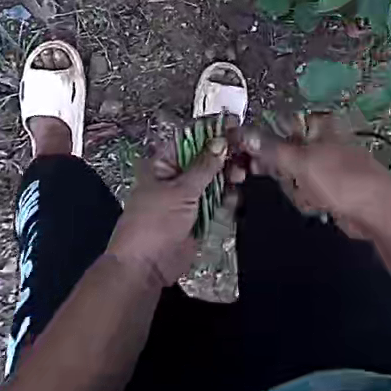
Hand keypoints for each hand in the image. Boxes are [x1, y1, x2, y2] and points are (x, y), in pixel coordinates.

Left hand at [104, 121, 231, 287]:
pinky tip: (236, 193)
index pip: (190, 138)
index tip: (233, 123)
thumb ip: (203, 167)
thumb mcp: (180, 190)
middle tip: (244, 152)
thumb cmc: (154, 222)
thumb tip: (221, 141)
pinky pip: (218, 199)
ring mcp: (189, 195)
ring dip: (228, 175)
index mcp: (165, 162)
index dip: (211, 130)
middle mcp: (178, 175)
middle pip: (205, 157)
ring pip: (214, 178)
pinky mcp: (200, 215)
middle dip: (224, 154)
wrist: (146, 266)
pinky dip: (228, 195)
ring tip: (241, 174)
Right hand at [235, 114, 390, 237]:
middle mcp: (318, 141)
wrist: (376, 214)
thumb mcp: (301, 162)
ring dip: (295, 188)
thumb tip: (243, 133)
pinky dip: (306, 199)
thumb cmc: (342, 180)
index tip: (248, 154)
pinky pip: (301, 189)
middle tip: (287, 179)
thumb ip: (270, 148)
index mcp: (316, 125)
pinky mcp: (325, 186)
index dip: (261, 139)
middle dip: (281, 171)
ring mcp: (322, 164)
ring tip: (310, 195)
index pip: (278, 124)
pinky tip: (318, 204)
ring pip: (289, 174)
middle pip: (281, 151)